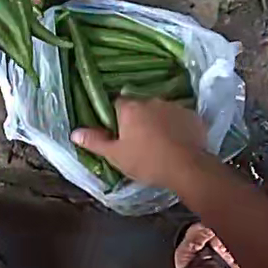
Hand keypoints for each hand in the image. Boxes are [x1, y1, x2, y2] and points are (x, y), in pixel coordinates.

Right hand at [72, 97, 210, 188]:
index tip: (117, 132)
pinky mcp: (193, 116)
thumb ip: (95, 141)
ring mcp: (175, 106)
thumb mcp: (116, 155)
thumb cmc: (146, 161)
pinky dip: (176, 127)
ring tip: (159, 143)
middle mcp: (152, 100)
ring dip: (158, 122)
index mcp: (130, 107)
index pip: (117, 103)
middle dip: (138, 119)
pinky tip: (177, 142)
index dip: (116, 117)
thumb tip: (75, 132)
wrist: (187, 167)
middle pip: (140, 107)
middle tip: (138, 141)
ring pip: (160, 111)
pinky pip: (179, 118)